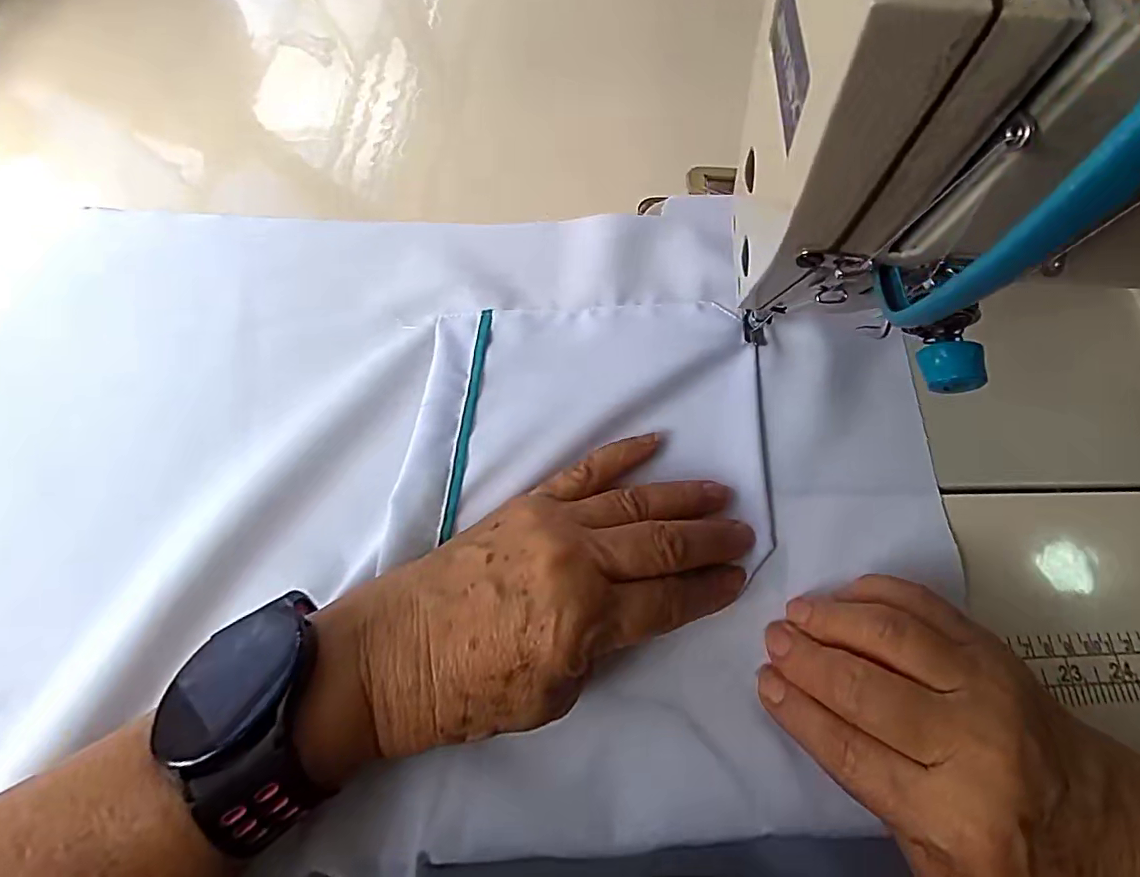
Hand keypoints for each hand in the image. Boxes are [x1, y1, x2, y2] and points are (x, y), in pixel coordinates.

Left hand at [301, 433, 751, 779]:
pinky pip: (582, 472)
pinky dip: (621, 455)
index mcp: (584, 619)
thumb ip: (598, 647)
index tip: (739, 577)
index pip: (667, 600)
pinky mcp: (526, 503)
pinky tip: (653, 443)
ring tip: (718, 493)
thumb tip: (622, 611)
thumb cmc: (468, 690)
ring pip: (631, 503)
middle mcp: (574, 560)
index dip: (708, 591)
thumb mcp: (552, 696)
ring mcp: (549, 522)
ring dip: (680, 497)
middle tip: (745, 532)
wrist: (395, 649)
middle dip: (708, 540)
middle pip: (659, 544)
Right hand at [756, 576, 1139, 876]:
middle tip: (774, 639)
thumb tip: (807, 713)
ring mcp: (990, 690)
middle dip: (807, 658)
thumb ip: (877, 794)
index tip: (767, 682)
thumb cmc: (1016, 851)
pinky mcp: (999, 654)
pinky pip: (929, 607)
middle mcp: (974, 748)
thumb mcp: (941, 860)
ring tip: (798, 612)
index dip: (800, 711)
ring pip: (893, 637)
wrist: (1110, 823)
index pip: (851, 751)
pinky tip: (847, 592)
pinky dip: (881, 591)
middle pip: (864, 688)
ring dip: (834, 618)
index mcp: (957, 817)